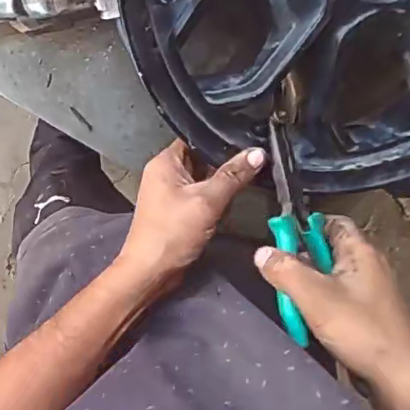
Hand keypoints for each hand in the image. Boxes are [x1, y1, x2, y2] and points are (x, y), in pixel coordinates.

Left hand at [116, 140, 264, 282]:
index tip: (248, 137)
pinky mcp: (178, 210)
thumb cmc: (172, 233)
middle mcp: (165, 173)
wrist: (151, 272)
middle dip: (225, 162)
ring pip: (204, 178)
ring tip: (249, 177)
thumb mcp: (207, 201)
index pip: (195, 137)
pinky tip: (233, 199)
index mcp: (164, 162)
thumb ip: (233, 176)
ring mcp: (171, 193)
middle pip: (202, 157)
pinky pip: (201, 196)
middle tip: (255, 160)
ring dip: (222, 183)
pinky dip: (215, 199)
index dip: (220, 137)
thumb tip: (258, 153)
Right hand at [254, 216, 409, 409]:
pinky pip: (333, 302)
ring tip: (293, 306)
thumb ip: (285, 270)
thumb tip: (262, 253)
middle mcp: (367, 267)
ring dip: (306, 290)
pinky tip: (308, 324)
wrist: (398, 379)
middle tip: (281, 278)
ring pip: (326, 279)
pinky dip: (317, 309)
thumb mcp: (314, 297)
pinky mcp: (365, 316)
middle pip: (324, 252)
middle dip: (299, 264)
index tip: (278, 240)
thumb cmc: (363, 332)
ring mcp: (367, 293)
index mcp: (360, 252)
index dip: (303, 226)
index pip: (330, 222)